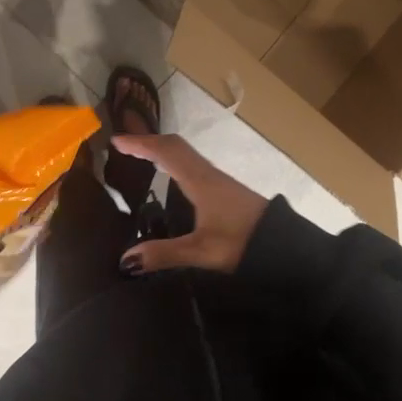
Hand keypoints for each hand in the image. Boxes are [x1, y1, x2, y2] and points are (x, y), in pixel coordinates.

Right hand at [115, 134, 266, 274]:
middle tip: (124, 144)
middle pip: (176, 147)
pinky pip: (192, 165)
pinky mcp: (225, 190)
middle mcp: (208, 174)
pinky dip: (174, 161)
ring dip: (162, 149)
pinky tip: (171, 176)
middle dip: (149, 141)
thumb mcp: (201, 251)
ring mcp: (218, 181)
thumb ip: (164, 254)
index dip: (140, 144)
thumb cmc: (242, 243)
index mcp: (200, 181)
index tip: (116, 141)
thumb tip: (125, 259)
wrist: (285, 245)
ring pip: (186, 154)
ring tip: (142, 155)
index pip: (166, 152)